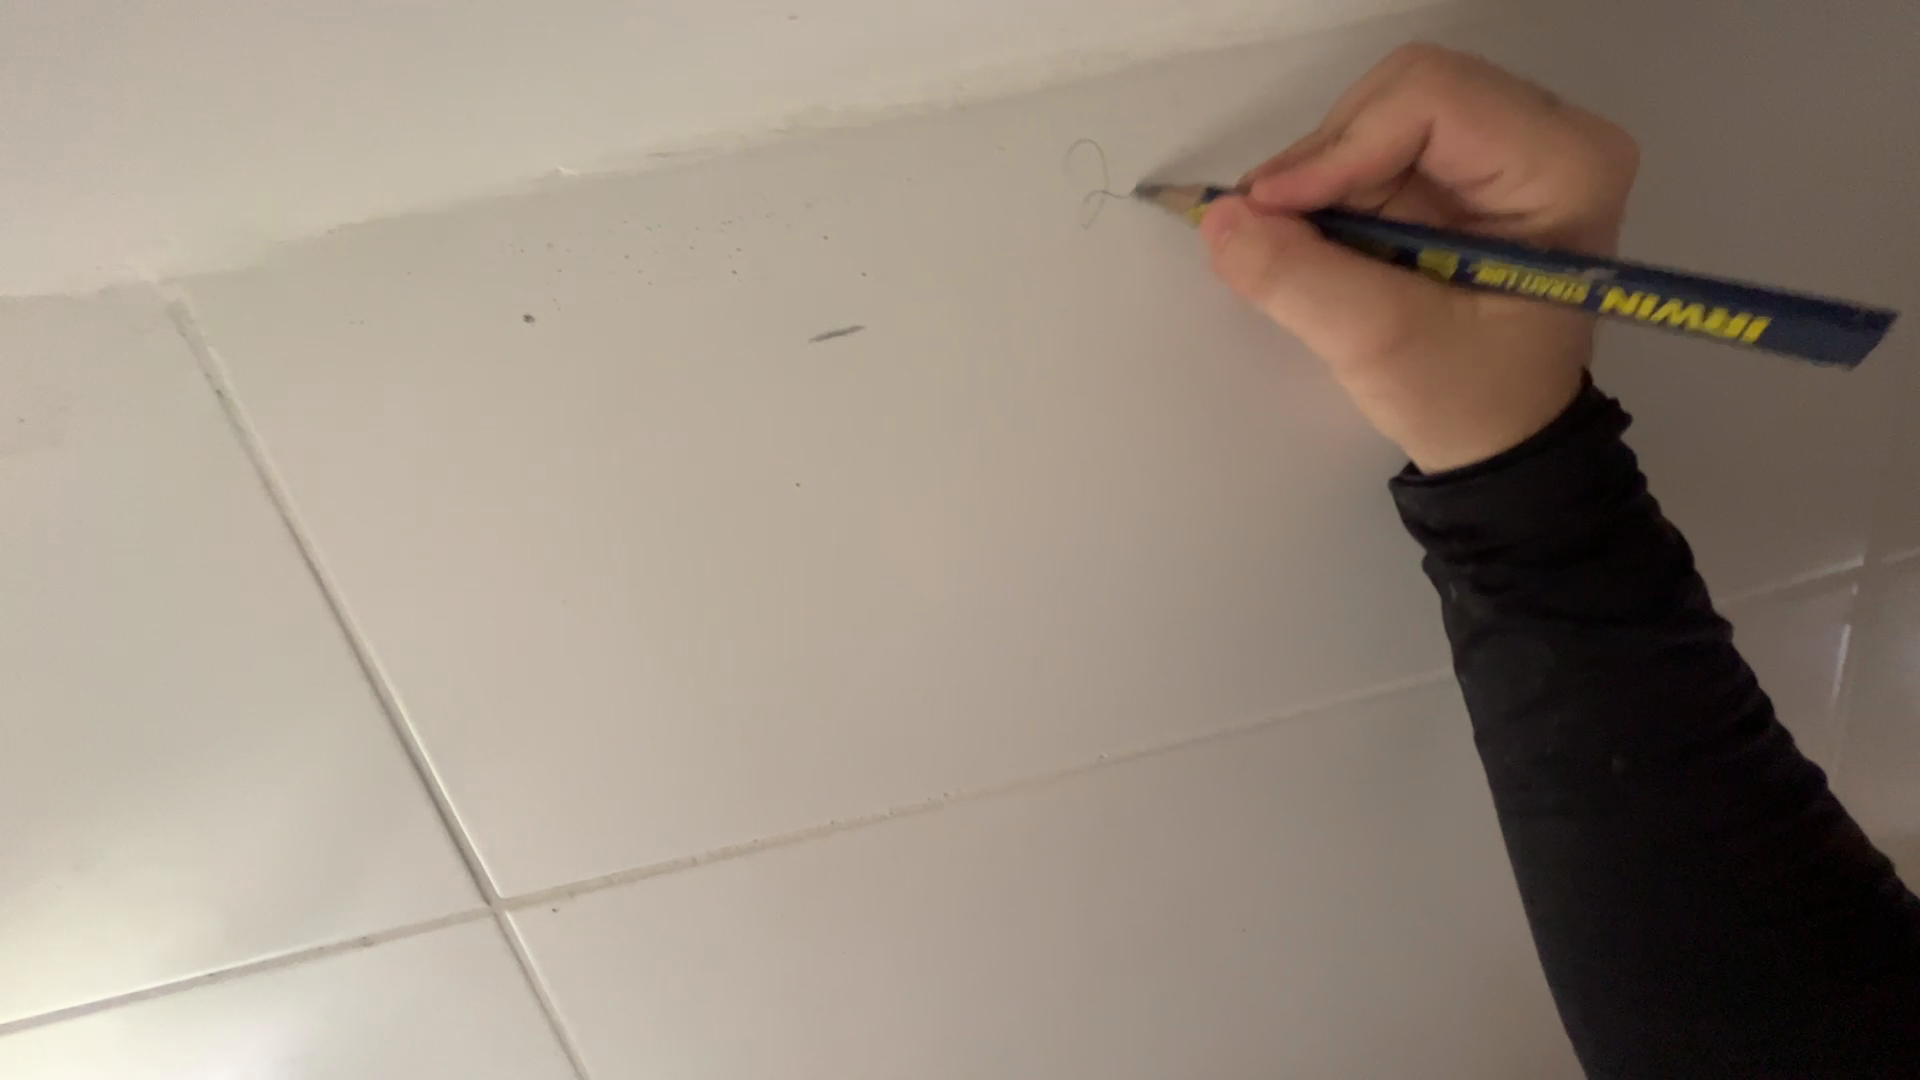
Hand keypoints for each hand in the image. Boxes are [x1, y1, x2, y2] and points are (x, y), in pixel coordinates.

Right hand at [1200, 44, 1638, 472]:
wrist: (1492, 439)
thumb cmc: (1463, 398)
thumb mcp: (1378, 343)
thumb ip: (1297, 279)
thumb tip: (1217, 220)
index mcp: (1556, 164)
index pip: (1429, 98)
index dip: (1335, 148)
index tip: (1265, 213)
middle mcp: (1527, 140)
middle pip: (1393, 98)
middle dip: (1316, 164)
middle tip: (1265, 232)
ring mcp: (1480, 161)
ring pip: (1365, 124)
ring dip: (1305, 185)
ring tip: (1280, 251)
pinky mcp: (1437, 187)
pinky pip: (1355, 161)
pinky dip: (1310, 201)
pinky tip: (1300, 249)